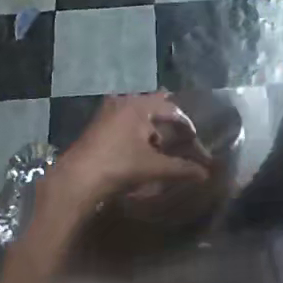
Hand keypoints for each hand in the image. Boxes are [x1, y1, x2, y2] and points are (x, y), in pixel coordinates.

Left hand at [42, 93, 211, 218]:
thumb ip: (182, 169)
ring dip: (151, 126)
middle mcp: (123, 102)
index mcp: (139, 106)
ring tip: (161, 143)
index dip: (186, 125)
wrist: (77, 179)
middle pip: (153, 106)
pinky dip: (136, 130)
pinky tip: (139, 147)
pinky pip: (124, 121)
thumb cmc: (119, 167)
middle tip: (180, 135)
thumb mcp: (154, 168)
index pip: (172, 109)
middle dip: (168, 120)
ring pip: (137, 113)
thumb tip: (205, 174)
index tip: (194, 141)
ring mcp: (107, 112)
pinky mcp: (97, 126)